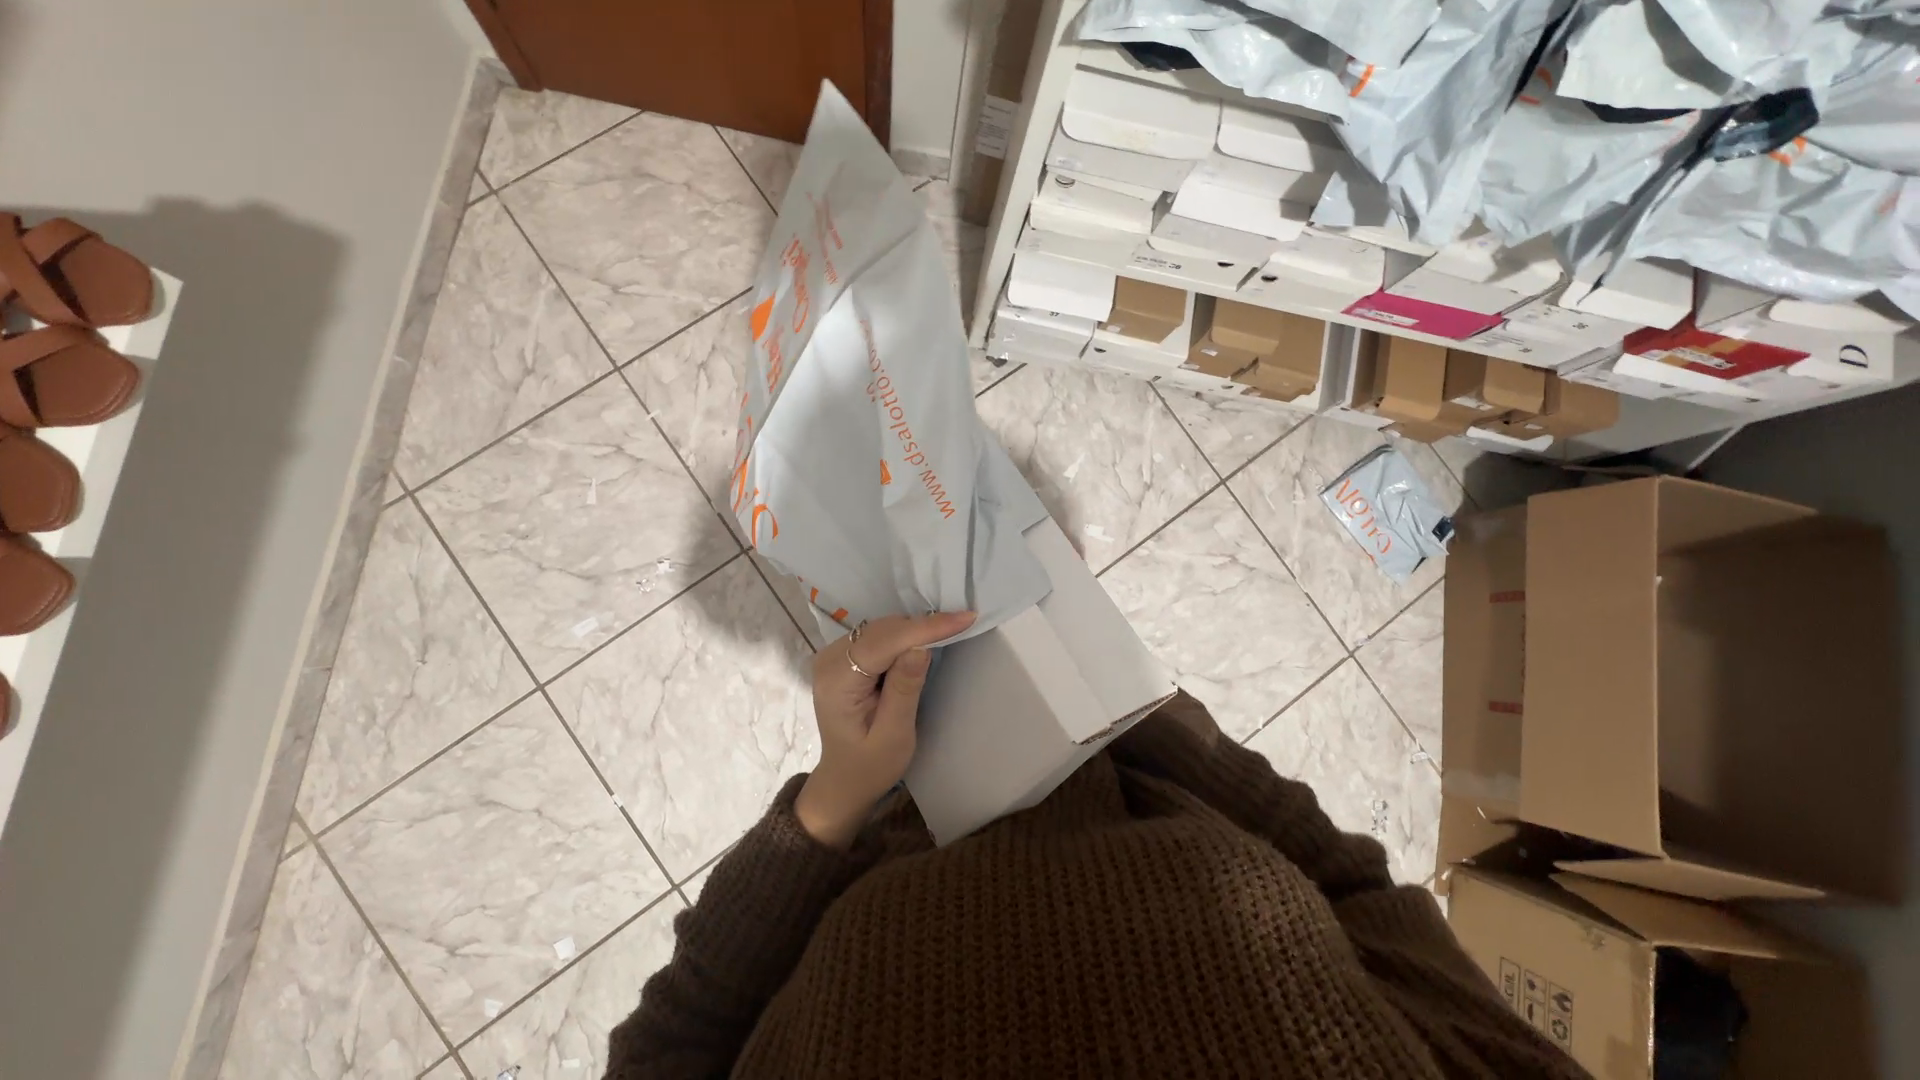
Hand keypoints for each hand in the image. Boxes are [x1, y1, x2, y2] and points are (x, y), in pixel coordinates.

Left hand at [795, 611, 976, 847]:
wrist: (845, 779)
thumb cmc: (871, 765)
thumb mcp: (894, 735)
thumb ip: (905, 689)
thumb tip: (921, 647)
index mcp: (837, 681)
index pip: (884, 642)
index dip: (924, 628)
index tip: (964, 618)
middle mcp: (829, 660)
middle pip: (883, 630)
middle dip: (923, 626)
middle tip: (964, 622)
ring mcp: (833, 655)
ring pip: (882, 628)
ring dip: (916, 629)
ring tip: (951, 628)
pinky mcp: (844, 657)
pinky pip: (879, 636)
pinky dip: (904, 636)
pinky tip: (926, 640)